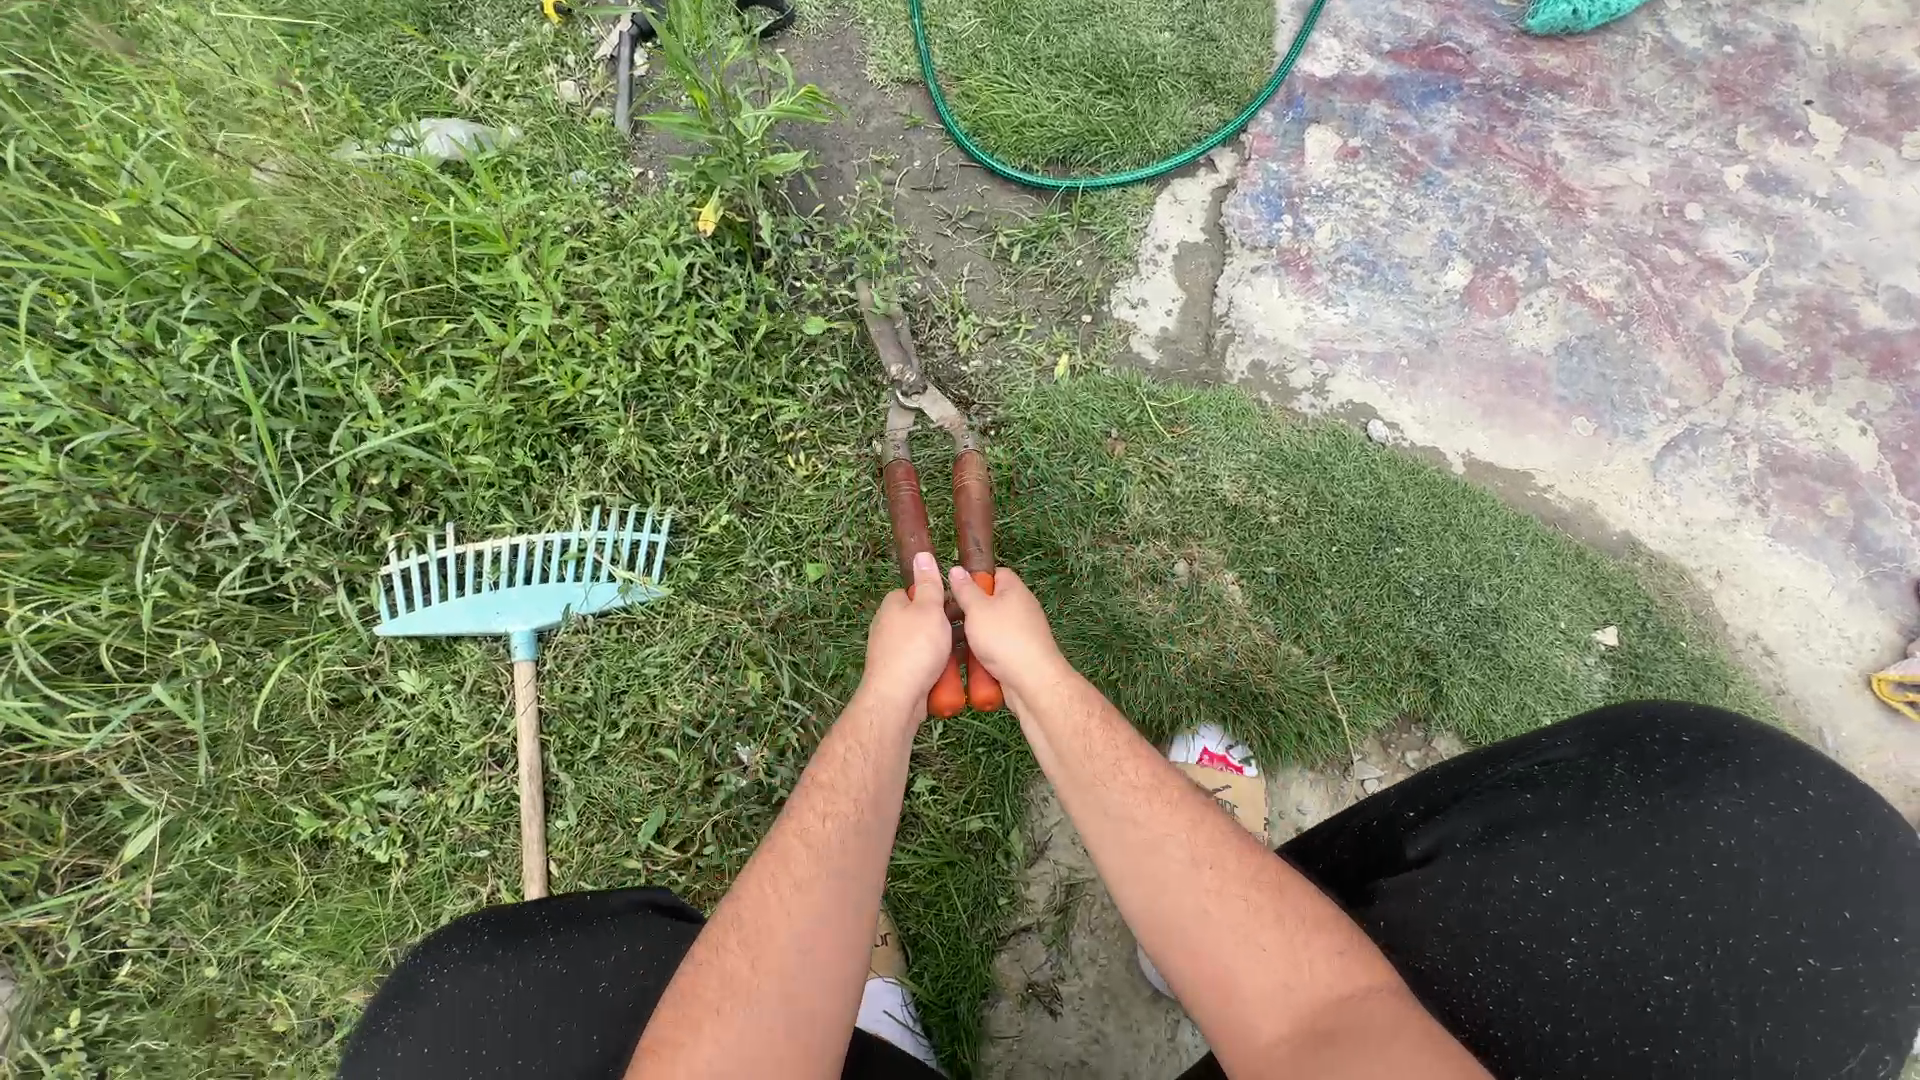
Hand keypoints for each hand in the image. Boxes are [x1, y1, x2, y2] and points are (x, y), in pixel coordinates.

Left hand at [857, 551, 954, 718]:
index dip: (936, 597)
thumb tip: (922, 554)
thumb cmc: (916, 649)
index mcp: (892, 605)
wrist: (897, 698)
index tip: (954, 605)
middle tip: (963, 630)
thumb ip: (929, 583)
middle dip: (942, 625)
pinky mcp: (898, 673)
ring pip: (924, 643)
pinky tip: (949, 673)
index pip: (915, 592)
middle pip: (921, 619)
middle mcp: (887, 626)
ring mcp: (891, 652)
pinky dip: (934, 668)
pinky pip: (921, 664)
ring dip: (941, 649)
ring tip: (963, 654)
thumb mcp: (929, 609)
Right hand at [947, 566, 1072, 712]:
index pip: (996, 573)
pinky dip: (984, 652)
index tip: (958, 590)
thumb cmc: (1003, 638)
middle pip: (992, 602)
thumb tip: (957, 570)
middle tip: (950, 617)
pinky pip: (997, 647)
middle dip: (971, 611)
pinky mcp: (1020, 653)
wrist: (1031, 681)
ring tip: (952, 640)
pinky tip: (968, 660)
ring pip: (991, 627)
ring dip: (974, 635)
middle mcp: (1021, 608)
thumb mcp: (977, 609)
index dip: (976, 579)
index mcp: (1015, 590)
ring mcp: (1022, 632)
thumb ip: (965, 590)